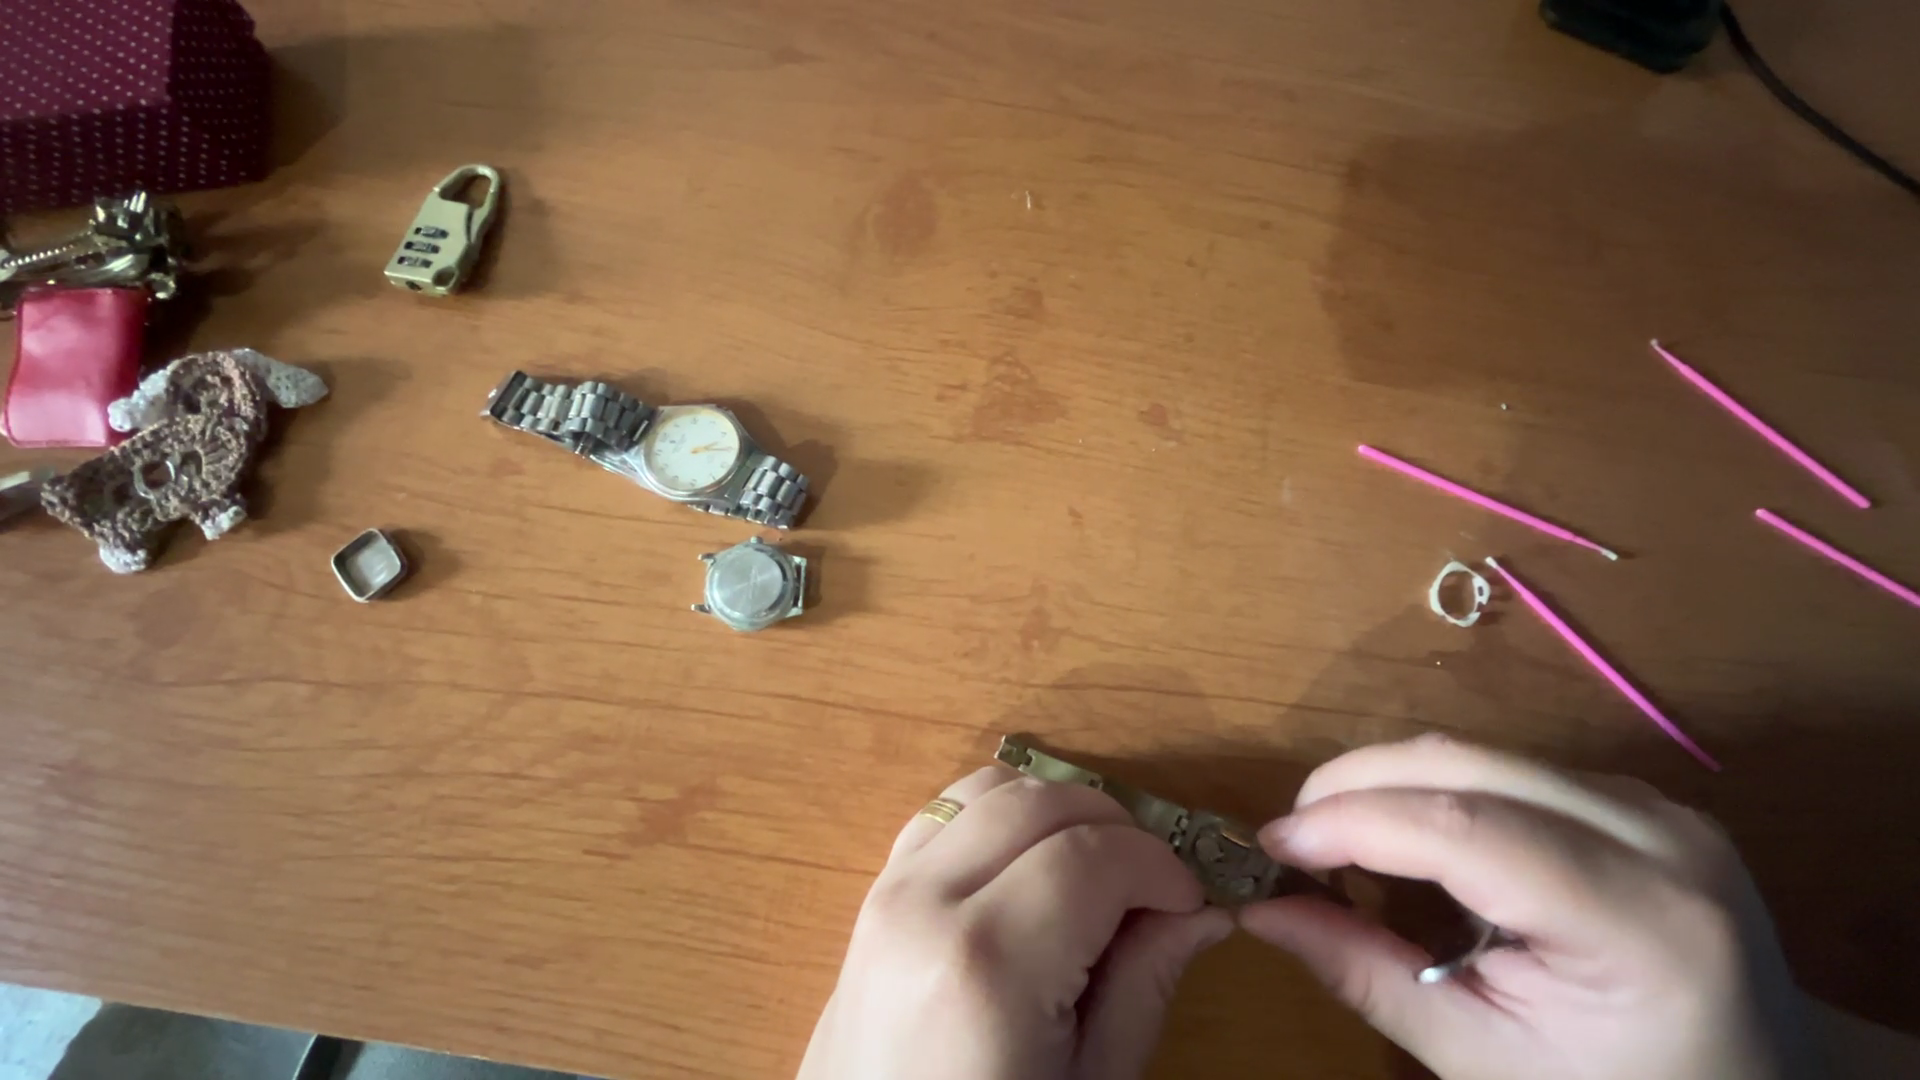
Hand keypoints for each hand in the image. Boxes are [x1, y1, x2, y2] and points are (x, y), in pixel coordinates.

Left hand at [798, 766, 1233, 1079]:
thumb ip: (1145, 983)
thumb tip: (1202, 909)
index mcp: (987, 962)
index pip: (1091, 856)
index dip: (1156, 865)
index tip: (1189, 898)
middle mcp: (928, 900)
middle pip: (1038, 803)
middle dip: (1113, 824)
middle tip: (1150, 881)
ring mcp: (890, 886)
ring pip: (990, 787)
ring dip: (1056, 809)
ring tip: (1094, 866)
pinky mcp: (875, 885)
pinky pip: (947, 810)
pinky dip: (1001, 812)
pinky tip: (1031, 860)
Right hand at [1239, 735, 1814, 1079]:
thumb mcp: (1485, 1061)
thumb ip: (1365, 975)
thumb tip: (1257, 910)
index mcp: (1642, 923)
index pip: (1465, 830)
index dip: (1351, 823)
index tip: (1272, 844)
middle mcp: (1655, 834)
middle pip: (1459, 764)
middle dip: (1351, 785)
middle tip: (1292, 836)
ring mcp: (1648, 801)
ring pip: (1468, 750)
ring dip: (1382, 781)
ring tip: (1336, 837)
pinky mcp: (1627, 791)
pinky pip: (1494, 761)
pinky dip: (1424, 785)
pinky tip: (1404, 833)